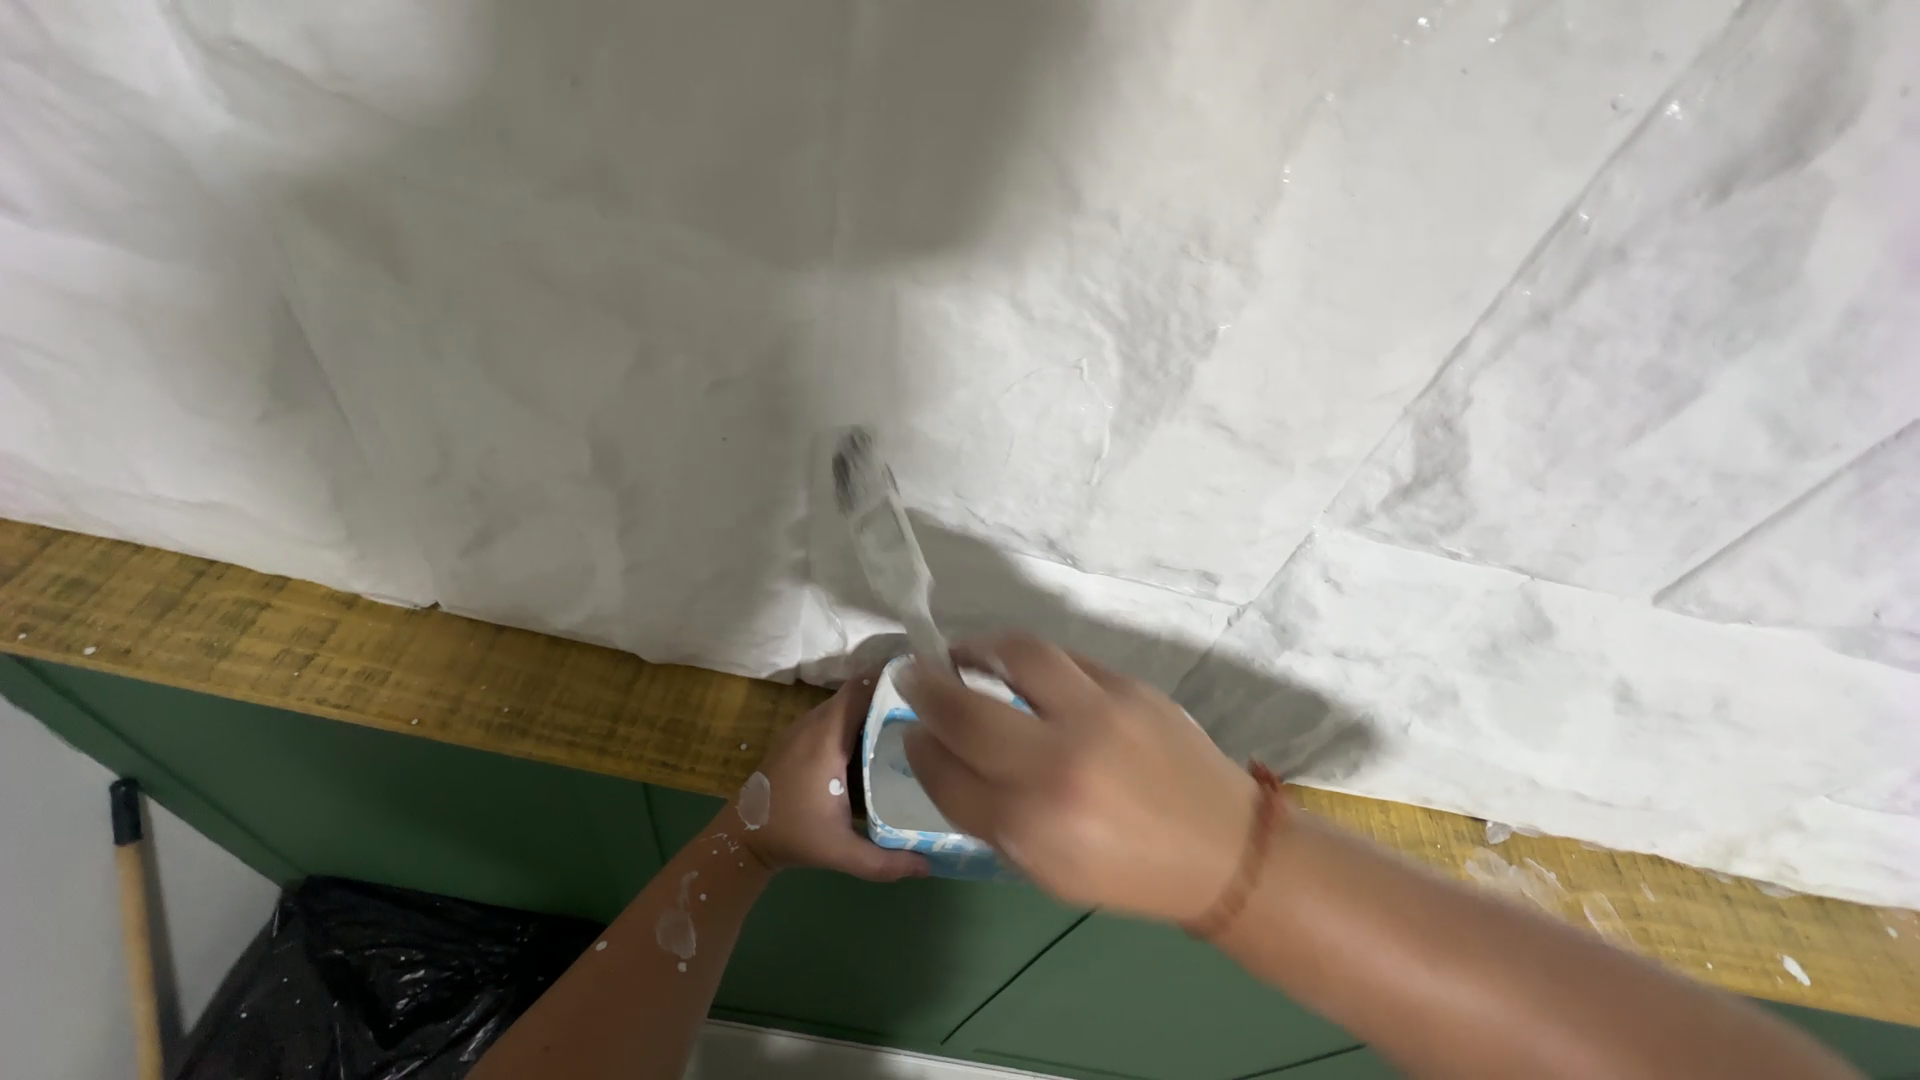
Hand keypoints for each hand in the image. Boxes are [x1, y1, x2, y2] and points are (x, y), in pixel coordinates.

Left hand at [734, 671, 928, 881]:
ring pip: (845, 705)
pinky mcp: (798, 738)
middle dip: (889, 698)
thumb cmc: (793, 837)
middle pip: (858, 694)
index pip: (861, 688)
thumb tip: (928, 866)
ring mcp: (803, 728)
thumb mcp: (841, 852)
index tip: (922, 694)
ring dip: (872, 711)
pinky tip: (875, 746)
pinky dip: (855, 723)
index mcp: (827, 738)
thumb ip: (885, 862)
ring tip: (907, 727)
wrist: (742, 838)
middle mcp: (815, 724)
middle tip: (924, 715)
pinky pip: (833, 718)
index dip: (890, 683)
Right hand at [899, 634, 1258, 921]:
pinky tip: (1020, 667)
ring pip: (1017, 657)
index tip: (912, 732)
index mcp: (1031, 826)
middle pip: (965, 712)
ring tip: (962, 652)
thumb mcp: (1045, 868)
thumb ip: (988, 814)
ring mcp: (1098, 717)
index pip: (946, 774)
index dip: (919, 749)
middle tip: (913, 675)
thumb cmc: (1126, 871)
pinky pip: (1065, 659)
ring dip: (976, 647)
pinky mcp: (1130, 688)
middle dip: (926, 688)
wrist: (1221, 849)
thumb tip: (942, 755)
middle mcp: (1058, 766)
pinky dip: (1030, 659)